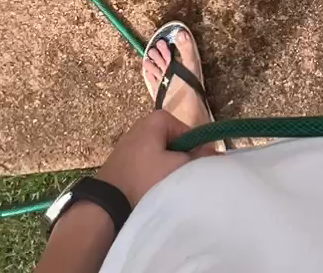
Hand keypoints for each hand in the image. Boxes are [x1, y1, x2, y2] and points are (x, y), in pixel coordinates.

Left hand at [94, 110, 215, 205]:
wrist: (105, 205)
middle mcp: (143, 124)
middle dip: (181, 160)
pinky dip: (152, 174)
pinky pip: (147, 164)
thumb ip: (199, 157)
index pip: (190, 133)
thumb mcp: (177, 167)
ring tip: (168, 187)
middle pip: (175, 143)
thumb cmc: (144, 179)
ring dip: (167, 169)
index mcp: (158, 118)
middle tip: (184, 180)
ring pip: (161, 155)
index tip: (200, 170)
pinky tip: (153, 189)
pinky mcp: (122, 160)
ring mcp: (130, 142)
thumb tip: (217, 154)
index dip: (198, 152)